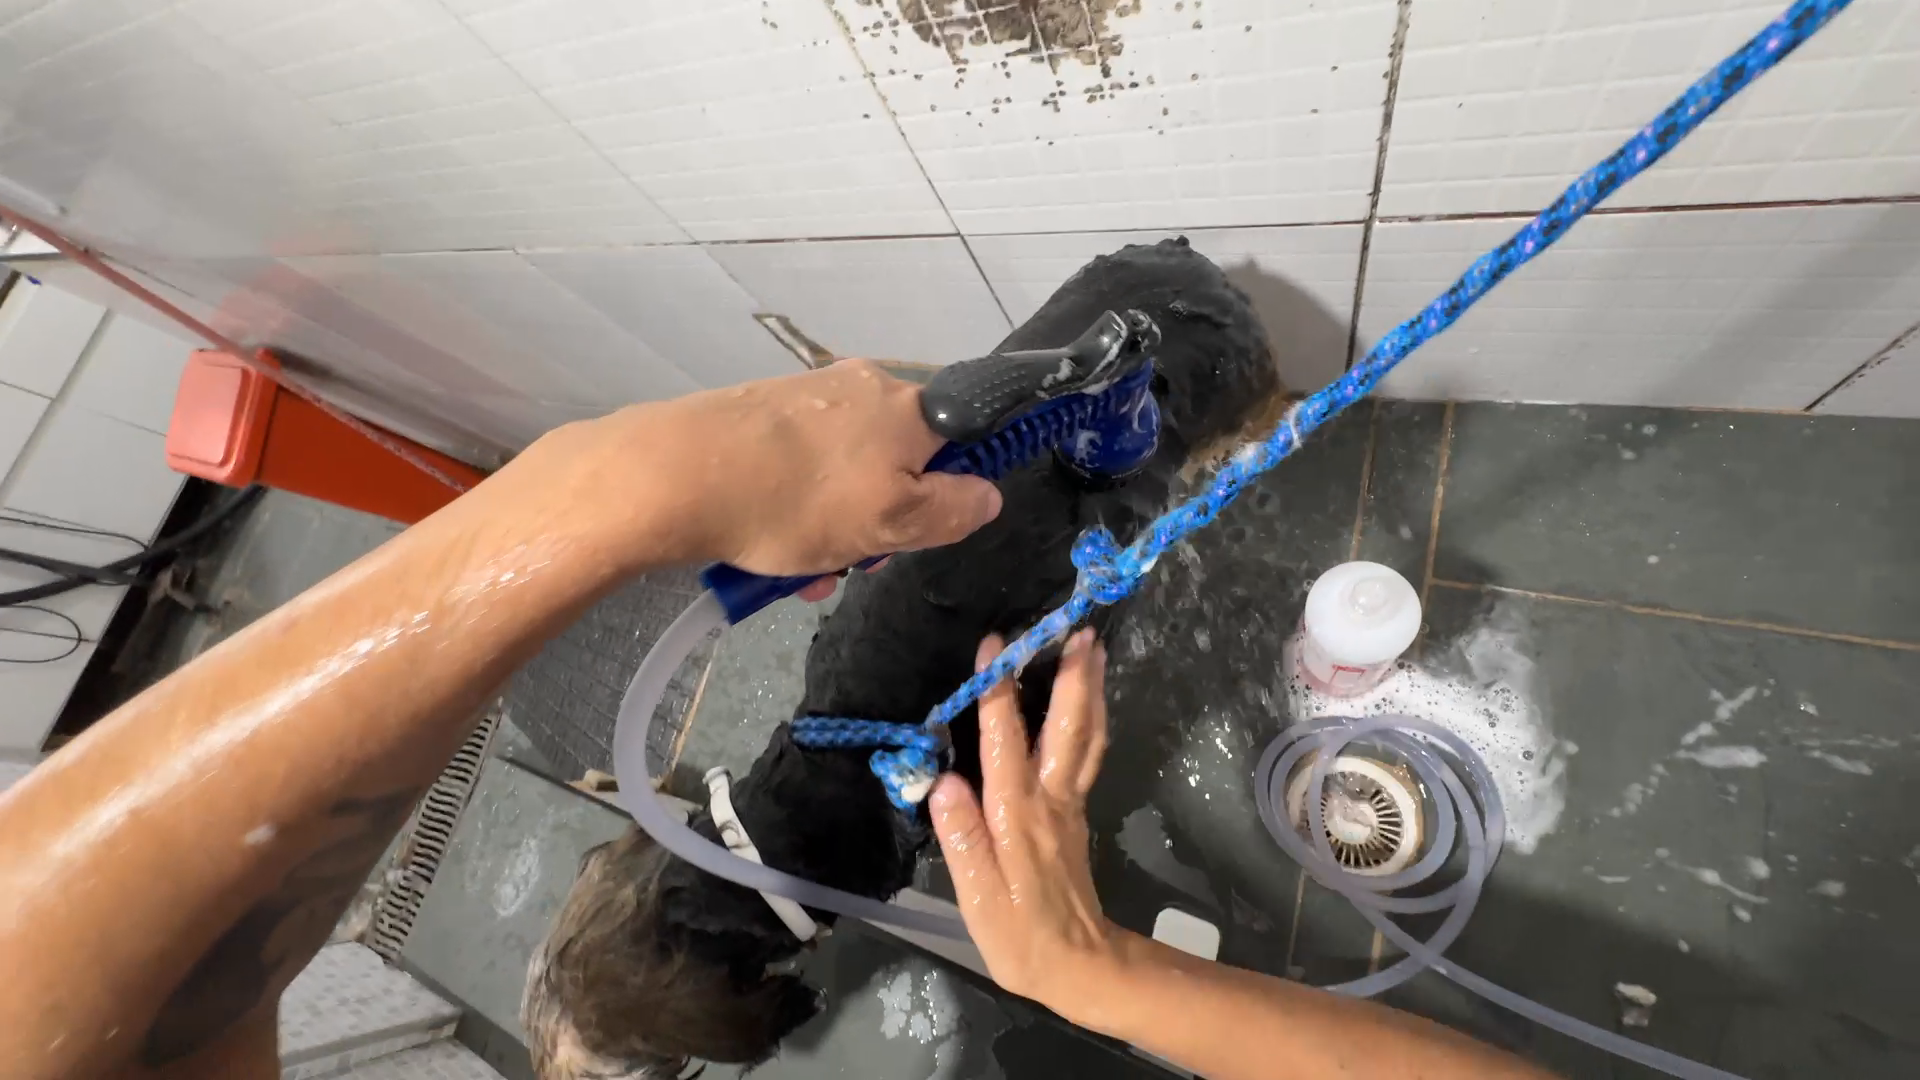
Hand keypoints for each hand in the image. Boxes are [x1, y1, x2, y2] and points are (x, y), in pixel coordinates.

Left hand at [523, 360, 1002, 577]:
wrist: (675, 474)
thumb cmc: (800, 501)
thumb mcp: (893, 522)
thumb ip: (953, 509)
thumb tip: (989, 493)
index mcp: (906, 406)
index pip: (963, 436)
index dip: (956, 485)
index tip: (930, 524)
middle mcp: (862, 388)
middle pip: (902, 460)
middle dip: (886, 519)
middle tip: (859, 559)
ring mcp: (809, 398)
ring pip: (849, 474)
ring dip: (839, 528)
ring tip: (806, 572)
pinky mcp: (764, 416)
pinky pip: (805, 470)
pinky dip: (800, 511)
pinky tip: (774, 552)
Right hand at [931, 629, 1119, 1011]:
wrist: (1082, 967)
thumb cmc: (1020, 936)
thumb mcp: (979, 901)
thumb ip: (963, 840)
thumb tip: (944, 781)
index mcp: (1018, 814)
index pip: (1006, 740)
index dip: (998, 690)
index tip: (994, 645)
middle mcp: (1051, 797)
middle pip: (1068, 726)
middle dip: (1073, 675)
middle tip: (1081, 629)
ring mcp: (1071, 801)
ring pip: (1087, 734)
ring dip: (1092, 688)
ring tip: (1095, 648)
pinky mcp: (1078, 809)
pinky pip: (1089, 750)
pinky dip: (1092, 716)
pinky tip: (1091, 700)